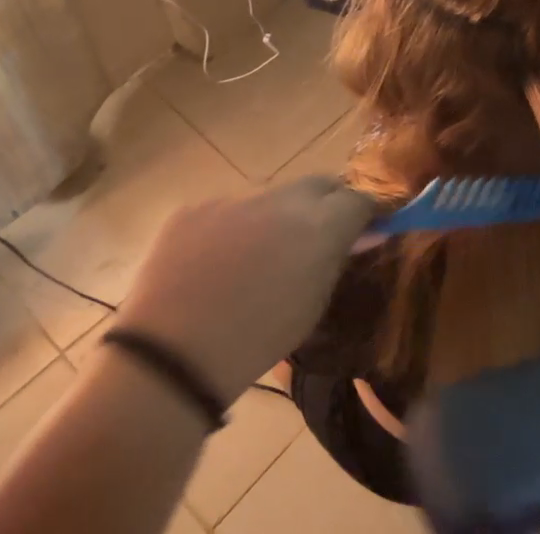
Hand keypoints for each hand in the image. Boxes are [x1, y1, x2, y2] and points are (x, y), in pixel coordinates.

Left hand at [114, 177, 374, 403]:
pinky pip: (229, 211)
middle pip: (319, 184)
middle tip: (318, 237)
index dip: (367, 212)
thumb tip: (367, 233)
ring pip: (272, 198)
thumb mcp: (313, 303)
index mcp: (320, 225)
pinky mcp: (196, 208)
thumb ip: (340, 258)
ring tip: (258, 260)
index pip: (359, 198)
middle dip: (327, 204)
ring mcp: (235, 199)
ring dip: (278, 218)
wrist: (172, 354)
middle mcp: (282, 200)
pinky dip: (234, 230)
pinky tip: (217, 265)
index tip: (367, 228)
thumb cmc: (258, 339)